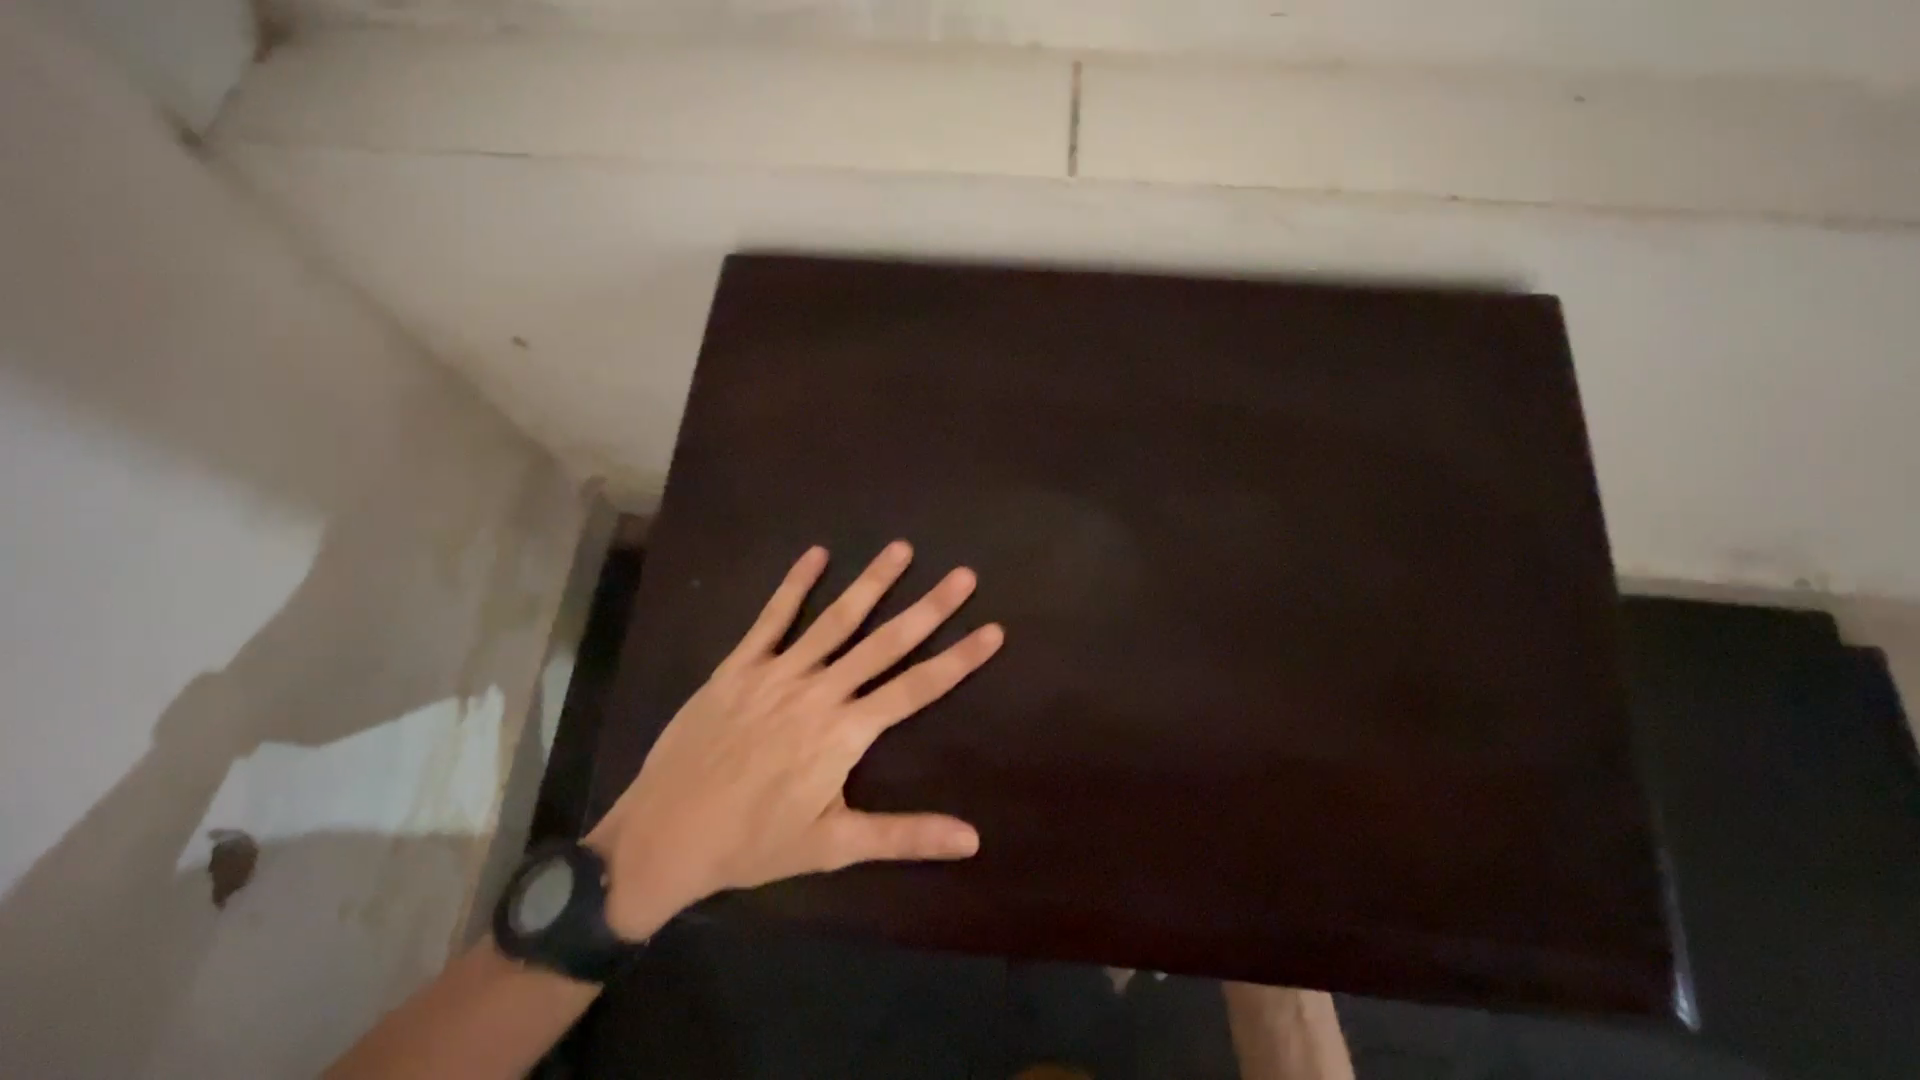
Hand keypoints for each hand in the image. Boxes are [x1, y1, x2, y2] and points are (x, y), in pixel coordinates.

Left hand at [584, 541, 1003, 938]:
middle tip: (963, 574)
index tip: (992, 629)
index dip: (959, 659)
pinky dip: (794, 585)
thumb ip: (905, 835)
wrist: (666, 833)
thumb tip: (973, 839)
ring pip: (834, 620)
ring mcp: (776, 673)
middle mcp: (819, 692)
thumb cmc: (754, 843)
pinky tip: (816, 554)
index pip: (917, 688)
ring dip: (871, 583)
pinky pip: (771, 619)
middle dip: (929, 608)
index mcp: (846, 733)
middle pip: (884, 642)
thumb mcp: (834, 846)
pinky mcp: (737, 667)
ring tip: (901, 549)